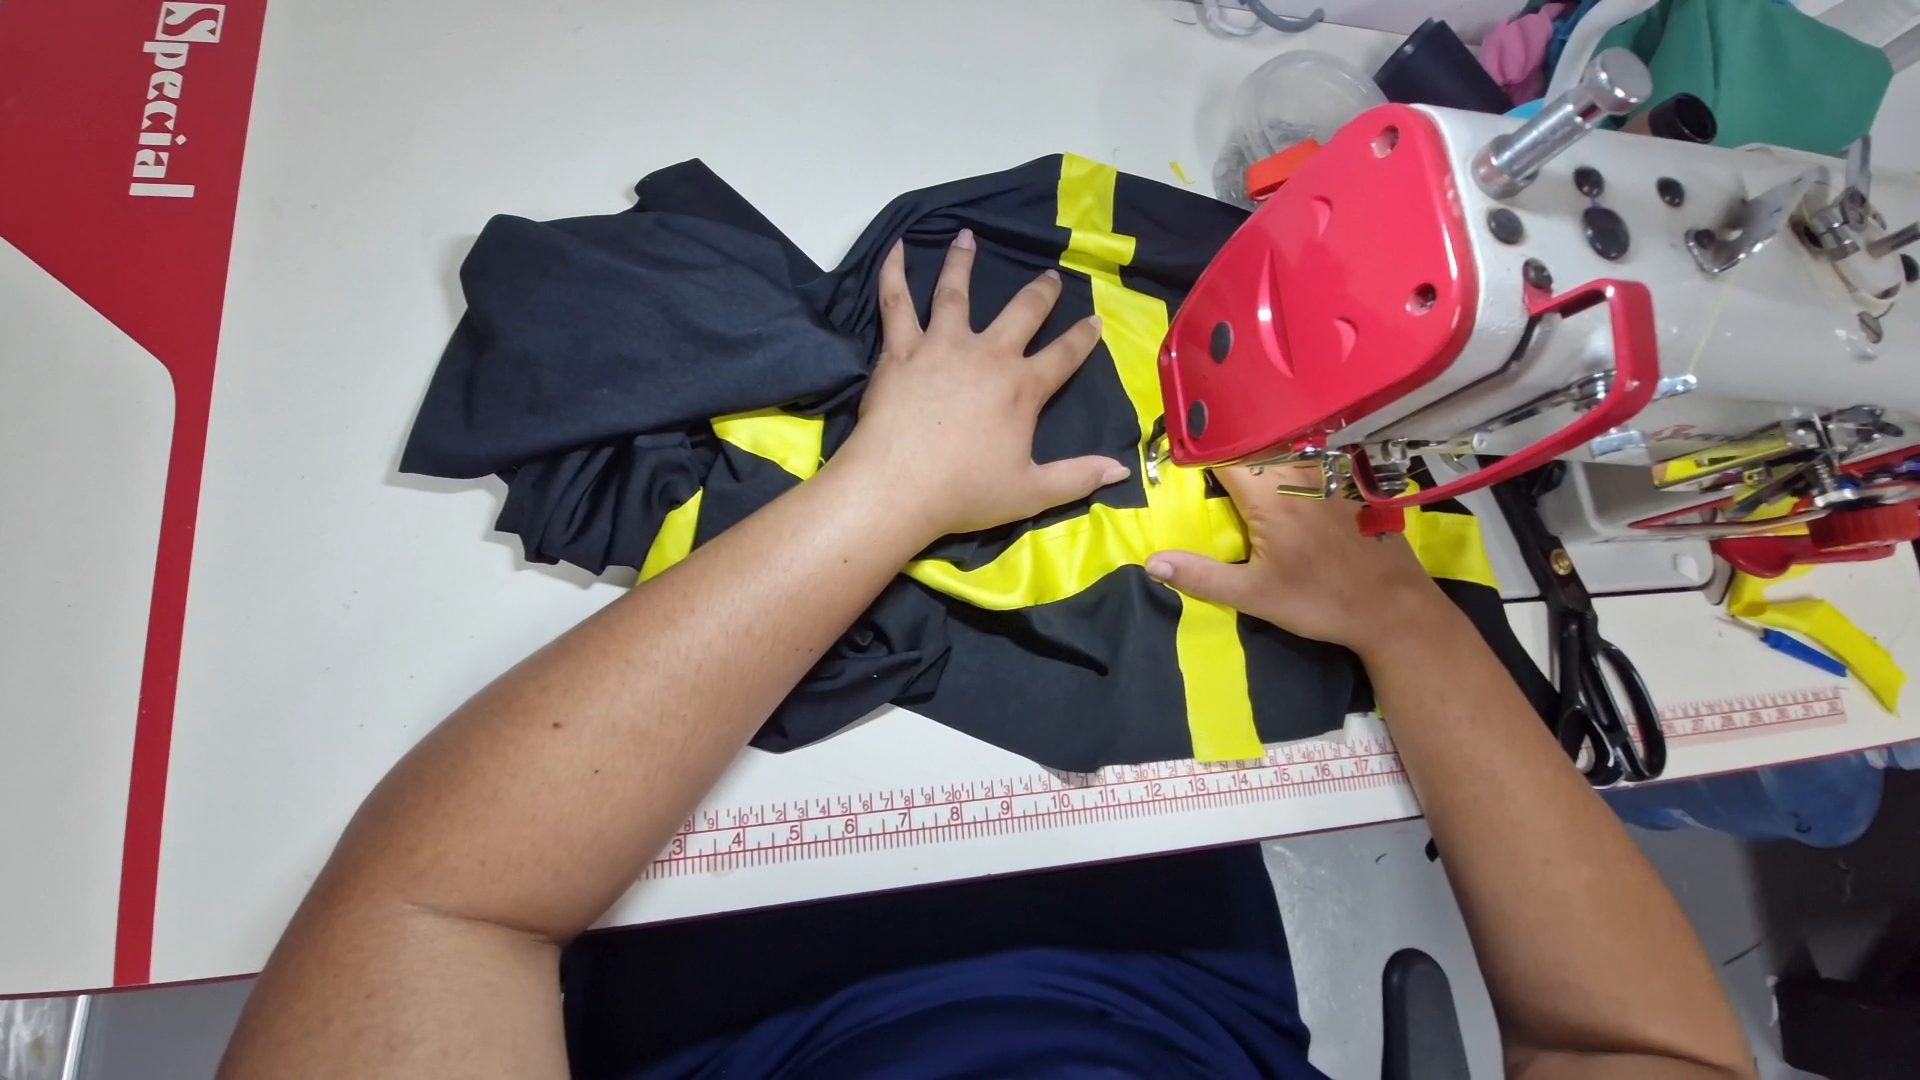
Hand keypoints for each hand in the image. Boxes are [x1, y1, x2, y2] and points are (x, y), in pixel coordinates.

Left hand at [838, 230, 1129, 540]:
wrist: (899, 485)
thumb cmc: (964, 492)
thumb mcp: (1031, 492)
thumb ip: (1078, 477)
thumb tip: (1123, 472)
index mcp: (1022, 388)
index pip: (1064, 355)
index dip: (1083, 337)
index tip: (1094, 321)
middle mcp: (987, 355)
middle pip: (1022, 312)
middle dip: (1041, 292)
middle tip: (1051, 277)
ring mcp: (942, 346)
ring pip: (955, 293)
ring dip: (964, 262)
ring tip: (968, 238)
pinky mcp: (901, 349)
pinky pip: (896, 302)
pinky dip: (894, 272)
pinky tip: (895, 247)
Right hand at [1145, 465, 1457, 657]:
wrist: (1393, 609)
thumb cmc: (1320, 601)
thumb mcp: (1253, 596)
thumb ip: (1201, 576)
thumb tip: (1151, 563)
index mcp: (1270, 496)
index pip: (1223, 455)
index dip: (1199, 453)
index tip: (1181, 459)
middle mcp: (1299, 474)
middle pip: (1254, 444)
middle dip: (1227, 447)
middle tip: (1207, 458)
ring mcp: (1330, 475)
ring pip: (1285, 446)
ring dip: (1260, 448)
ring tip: (1241, 457)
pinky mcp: (1350, 482)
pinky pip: (1313, 456)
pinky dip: (1292, 455)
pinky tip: (1284, 468)